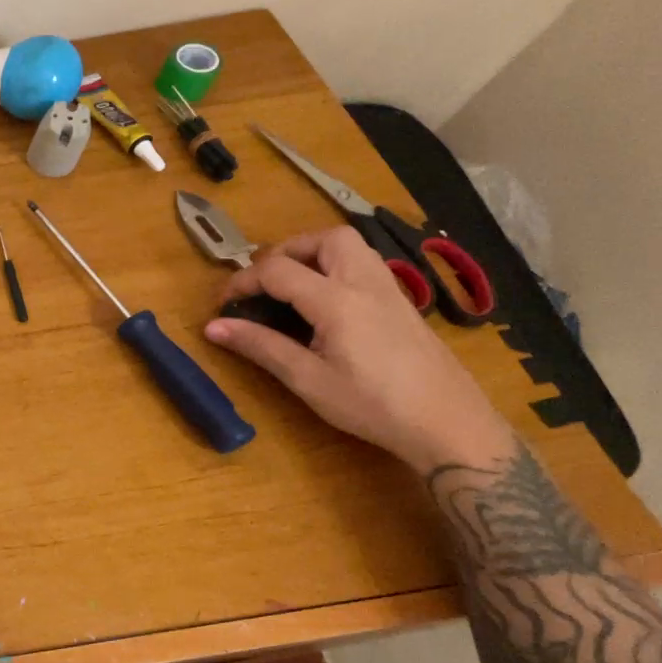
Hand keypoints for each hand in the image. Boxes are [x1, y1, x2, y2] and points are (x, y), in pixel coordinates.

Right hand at [205, 226, 513, 472]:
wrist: (448, 423)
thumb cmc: (371, 405)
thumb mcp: (307, 379)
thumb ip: (260, 346)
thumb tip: (212, 327)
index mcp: (337, 302)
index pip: (278, 269)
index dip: (242, 281)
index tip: (222, 306)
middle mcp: (366, 284)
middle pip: (326, 238)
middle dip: (286, 250)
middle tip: (263, 281)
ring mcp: (390, 292)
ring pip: (352, 247)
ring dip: (313, 255)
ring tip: (289, 288)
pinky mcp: (402, 304)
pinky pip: (365, 267)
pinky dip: (335, 269)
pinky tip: (322, 305)